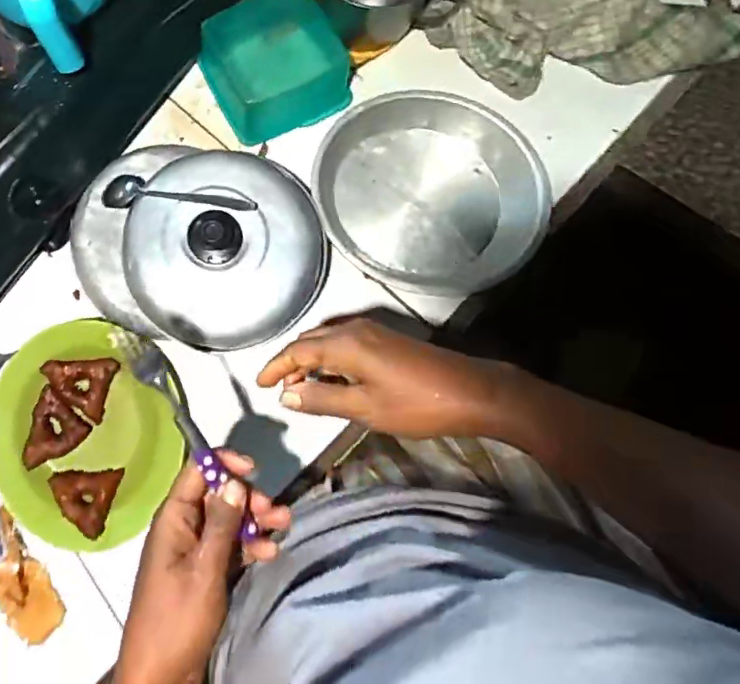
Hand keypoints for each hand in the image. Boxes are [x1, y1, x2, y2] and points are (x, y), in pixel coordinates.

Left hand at [114, 451, 288, 683]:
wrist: (160, 670)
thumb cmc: (177, 618)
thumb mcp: (203, 570)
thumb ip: (220, 526)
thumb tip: (233, 481)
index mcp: (172, 517)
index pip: (195, 472)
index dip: (222, 463)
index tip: (254, 469)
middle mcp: (181, 526)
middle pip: (215, 495)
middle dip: (246, 497)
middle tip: (276, 514)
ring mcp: (191, 549)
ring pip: (225, 521)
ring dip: (252, 521)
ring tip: (283, 529)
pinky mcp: (202, 572)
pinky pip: (227, 547)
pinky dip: (247, 546)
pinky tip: (268, 552)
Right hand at [255, 316, 525, 439]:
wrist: (478, 394)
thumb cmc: (419, 405)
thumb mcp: (366, 409)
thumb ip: (322, 399)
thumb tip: (286, 395)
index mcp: (343, 344)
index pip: (296, 351)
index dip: (275, 367)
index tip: (261, 385)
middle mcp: (351, 330)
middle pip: (307, 341)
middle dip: (290, 363)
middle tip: (283, 389)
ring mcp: (370, 331)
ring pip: (324, 340)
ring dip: (309, 360)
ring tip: (305, 386)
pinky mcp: (384, 338)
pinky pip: (341, 342)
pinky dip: (327, 358)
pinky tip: (334, 378)